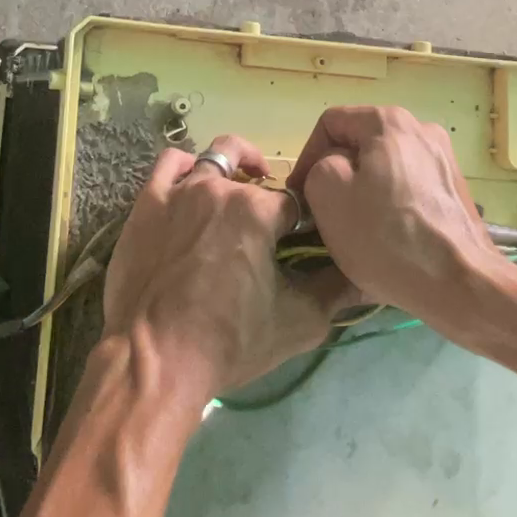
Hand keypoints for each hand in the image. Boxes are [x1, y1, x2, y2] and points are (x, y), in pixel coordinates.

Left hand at [102, 135, 350, 398]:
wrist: (156, 357)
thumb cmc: (230, 342)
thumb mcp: (300, 322)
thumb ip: (337, 290)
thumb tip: (367, 275)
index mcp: (258, 211)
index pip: (296, 204)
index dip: (305, 223)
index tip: (303, 244)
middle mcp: (220, 189)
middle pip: (256, 182)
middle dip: (269, 202)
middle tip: (269, 233)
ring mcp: (180, 191)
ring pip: (216, 159)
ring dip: (235, 170)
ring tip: (241, 191)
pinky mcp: (149, 200)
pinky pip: (171, 163)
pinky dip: (188, 166)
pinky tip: (196, 183)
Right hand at [289, 106, 516, 348]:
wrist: (462, 285)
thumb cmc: (386, 235)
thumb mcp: (327, 192)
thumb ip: (318, 165)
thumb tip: (335, 169)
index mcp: (389, 121)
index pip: (331, 123)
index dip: (306, 156)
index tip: (301, 194)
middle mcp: (422, 130)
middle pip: (360, 144)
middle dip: (337, 174)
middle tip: (324, 210)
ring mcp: (444, 160)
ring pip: (384, 167)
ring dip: (363, 190)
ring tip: (355, 225)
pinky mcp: (455, 192)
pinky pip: (408, 187)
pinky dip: (390, 203)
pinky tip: (387, 235)